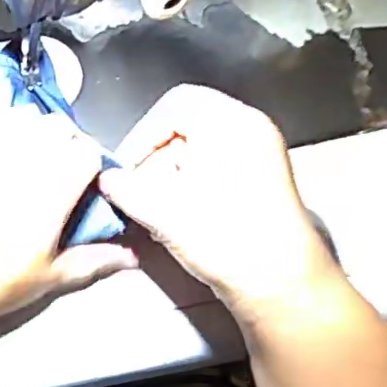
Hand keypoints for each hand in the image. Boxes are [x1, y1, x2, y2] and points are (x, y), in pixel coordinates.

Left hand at [0, 107, 137, 324]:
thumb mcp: (52, 277)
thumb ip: (95, 260)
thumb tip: (131, 257)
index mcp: (55, 189)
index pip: (87, 151)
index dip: (92, 165)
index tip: (86, 185)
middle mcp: (26, 160)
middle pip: (61, 128)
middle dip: (68, 144)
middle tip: (61, 172)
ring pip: (27, 118)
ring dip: (38, 133)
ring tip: (33, 159)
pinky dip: (6, 129)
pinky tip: (5, 152)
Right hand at [98, 85, 344, 326]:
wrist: (278, 280)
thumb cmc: (220, 235)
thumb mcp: (161, 210)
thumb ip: (125, 189)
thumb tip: (107, 180)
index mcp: (229, 122)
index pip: (174, 106)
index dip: (141, 137)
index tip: (125, 171)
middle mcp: (250, 129)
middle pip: (187, 130)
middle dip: (154, 162)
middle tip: (137, 196)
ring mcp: (262, 156)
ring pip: (200, 154)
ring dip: (170, 180)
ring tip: (156, 215)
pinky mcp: (264, 184)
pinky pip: (217, 172)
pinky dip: (192, 189)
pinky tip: (180, 221)